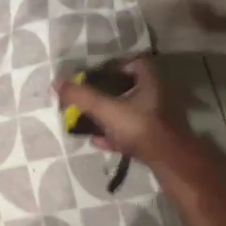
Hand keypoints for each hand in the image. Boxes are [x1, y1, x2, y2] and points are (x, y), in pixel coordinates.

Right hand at [54, 57, 188, 160]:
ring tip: (88, 119)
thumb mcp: (105, 109)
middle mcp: (156, 95)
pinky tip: (98, 140)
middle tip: (88, 96)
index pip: (133, 62)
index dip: (115, 65)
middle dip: (107, 92)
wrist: (169, 162)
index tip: (96, 73)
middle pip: (128, 88)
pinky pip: (131, 130)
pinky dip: (114, 134)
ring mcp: (157, 118)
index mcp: (149, 80)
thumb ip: (81, 96)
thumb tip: (55, 83)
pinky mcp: (155, 138)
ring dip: (109, 114)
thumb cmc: (140, 127)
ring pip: (129, 110)